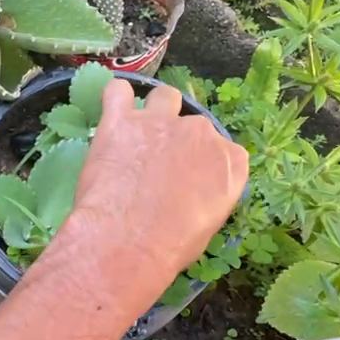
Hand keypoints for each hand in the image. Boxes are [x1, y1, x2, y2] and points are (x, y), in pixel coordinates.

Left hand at [36, 77, 248, 299]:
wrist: (128, 240)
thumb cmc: (169, 246)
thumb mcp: (206, 226)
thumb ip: (205, 196)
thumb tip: (190, 196)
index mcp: (230, 161)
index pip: (221, 150)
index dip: (199, 163)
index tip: (182, 179)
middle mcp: (200, 133)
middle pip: (191, 125)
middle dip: (175, 141)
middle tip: (152, 166)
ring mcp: (160, 123)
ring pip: (164, 97)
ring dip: (152, 111)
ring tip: (135, 135)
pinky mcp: (121, 121)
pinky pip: (117, 92)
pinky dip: (114, 100)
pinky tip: (109, 113)